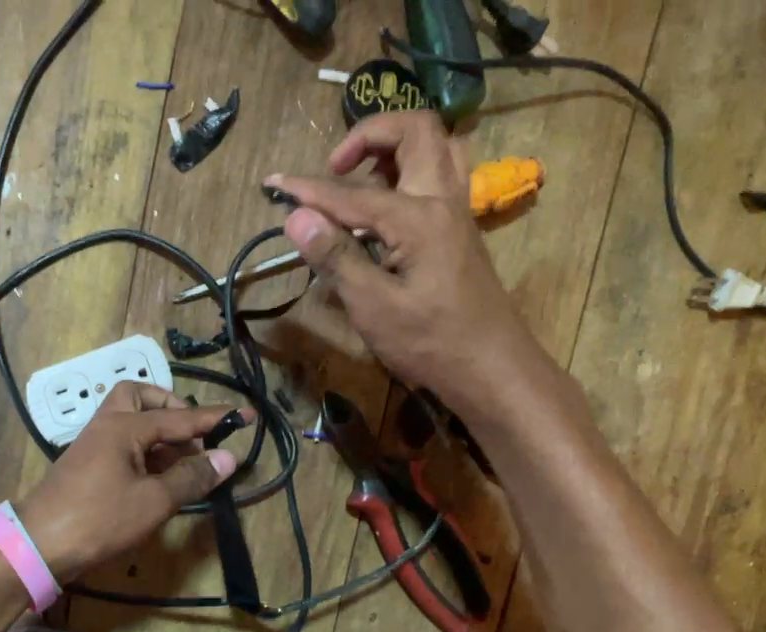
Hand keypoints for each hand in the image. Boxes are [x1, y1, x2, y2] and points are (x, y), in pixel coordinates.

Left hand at [16, 383, 245, 581]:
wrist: (39, 545)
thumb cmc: (99, 519)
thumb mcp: (153, 501)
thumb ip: (191, 477)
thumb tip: (228, 458)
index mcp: (124, 426)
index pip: (180, 416)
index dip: (214, 419)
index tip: (245, 415)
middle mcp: (106, 426)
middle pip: (140, 398)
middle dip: (171, 410)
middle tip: (192, 438)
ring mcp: (92, 446)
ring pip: (129, 422)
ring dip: (158, 435)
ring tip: (182, 464)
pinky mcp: (85, 468)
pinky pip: (121, 445)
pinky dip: (144, 453)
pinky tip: (158, 479)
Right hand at [266, 111, 549, 394]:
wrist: (491, 368)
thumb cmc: (430, 343)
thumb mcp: (374, 306)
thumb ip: (336, 257)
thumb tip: (296, 217)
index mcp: (418, 217)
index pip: (351, 193)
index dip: (308, 188)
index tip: (274, 182)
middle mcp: (442, 200)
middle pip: (415, 130)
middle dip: (370, 134)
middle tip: (336, 167)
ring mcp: (457, 212)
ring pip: (436, 147)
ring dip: (397, 148)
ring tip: (362, 178)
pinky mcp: (460, 231)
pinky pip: (440, 175)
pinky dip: (410, 172)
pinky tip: (385, 209)